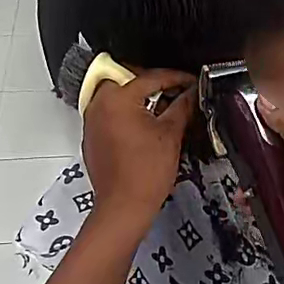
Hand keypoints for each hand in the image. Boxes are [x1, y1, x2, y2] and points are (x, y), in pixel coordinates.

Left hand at [83, 70, 195, 230]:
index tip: (191, 82)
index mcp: (117, 99)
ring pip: (118, 95)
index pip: (151, 77)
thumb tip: (191, 94)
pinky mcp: (93, 136)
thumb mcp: (171, 134)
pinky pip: (111, 113)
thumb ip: (182, 107)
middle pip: (129, 80)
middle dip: (155, 83)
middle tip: (177, 90)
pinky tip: (148, 125)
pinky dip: (129, 113)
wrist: (125, 205)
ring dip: (141, 97)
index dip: (177, 78)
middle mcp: (99, 105)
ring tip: (165, 108)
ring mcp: (92, 121)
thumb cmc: (144, 175)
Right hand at [256, 99, 283, 257]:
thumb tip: (267, 103)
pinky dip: (267, 197)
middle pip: (277, 144)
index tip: (242, 123)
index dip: (264, 117)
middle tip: (245, 160)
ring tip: (248, 187)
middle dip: (258, 154)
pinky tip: (258, 201)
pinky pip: (280, 193)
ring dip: (260, 179)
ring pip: (276, 171)